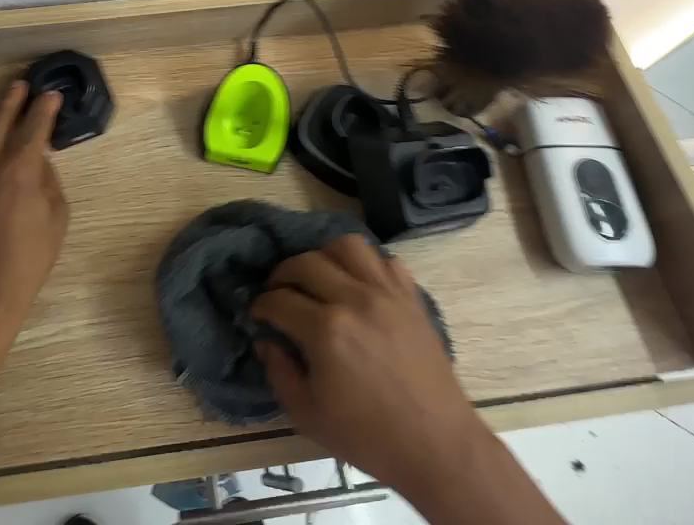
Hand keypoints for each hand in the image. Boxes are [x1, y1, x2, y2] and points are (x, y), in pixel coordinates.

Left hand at [0, 81, 68, 326]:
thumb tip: (40, 161)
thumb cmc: (28, 260)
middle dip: (11, 100)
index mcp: (20, 169)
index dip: (44, 108)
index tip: (51, 94)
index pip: (34, 127)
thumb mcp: (56, 219)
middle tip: (21, 85)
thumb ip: (49, 182)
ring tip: (2, 107)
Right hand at [251, 235, 478, 491]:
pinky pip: (384, 260)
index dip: (260, 305)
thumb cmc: (368, 437)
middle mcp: (355, 300)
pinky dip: (365, 265)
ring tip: (317, 277)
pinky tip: (356, 284)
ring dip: (323, 256)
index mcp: (326, 331)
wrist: (437, 446)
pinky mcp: (411, 298)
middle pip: (306, 262)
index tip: (257, 314)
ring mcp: (387, 294)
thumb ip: (278, 372)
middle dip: (282, 274)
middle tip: (277, 292)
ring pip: (347, 246)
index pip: (279, 300)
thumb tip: (266, 342)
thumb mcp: (307, 415)